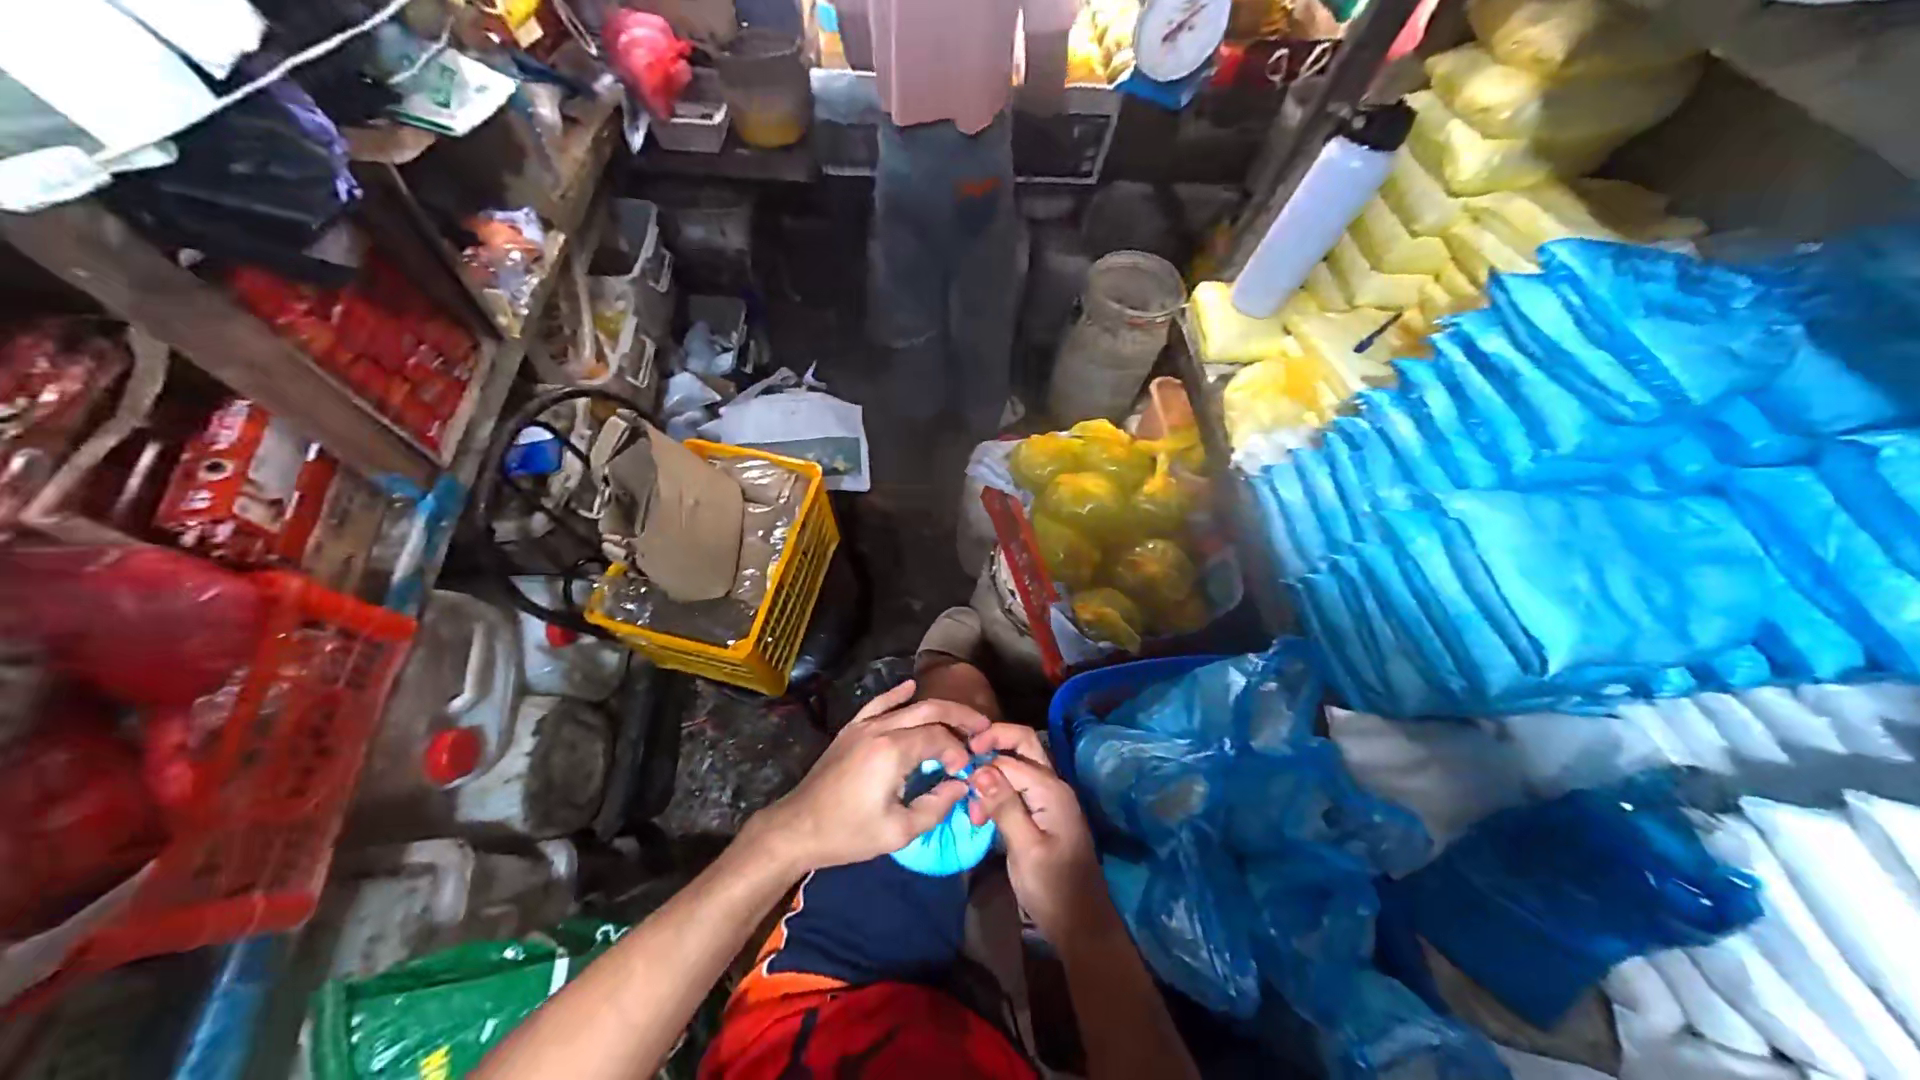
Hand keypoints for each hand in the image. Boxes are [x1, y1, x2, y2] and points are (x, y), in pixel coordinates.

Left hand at [751, 680, 993, 874]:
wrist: (797, 828)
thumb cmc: (848, 834)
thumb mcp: (898, 831)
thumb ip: (936, 806)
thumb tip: (961, 785)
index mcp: (892, 752)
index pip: (939, 737)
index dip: (959, 750)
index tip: (966, 771)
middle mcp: (880, 730)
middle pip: (929, 711)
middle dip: (960, 717)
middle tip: (984, 728)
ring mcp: (863, 726)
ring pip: (908, 706)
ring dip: (937, 709)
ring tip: (963, 716)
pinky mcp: (851, 730)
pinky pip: (878, 704)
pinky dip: (897, 694)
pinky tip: (911, 686)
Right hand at [967, 730, 1113, 945]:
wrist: (1080, 923)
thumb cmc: (1053, 888)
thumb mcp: (1025, 848)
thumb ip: (1004, 805)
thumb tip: (979, 769)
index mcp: (1051, 790)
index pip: (1010, 759)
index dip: (982, 761)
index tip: (953, 774)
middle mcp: (1053, 785)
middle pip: (1023, 744)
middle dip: (992, 743)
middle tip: (960, 758)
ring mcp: (1050, 798)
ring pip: (1019, 764)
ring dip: (993, 770)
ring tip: (970, 802)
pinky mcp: (1043, 812)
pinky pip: (1019, 785)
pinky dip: (998, 788)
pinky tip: (981, 808)